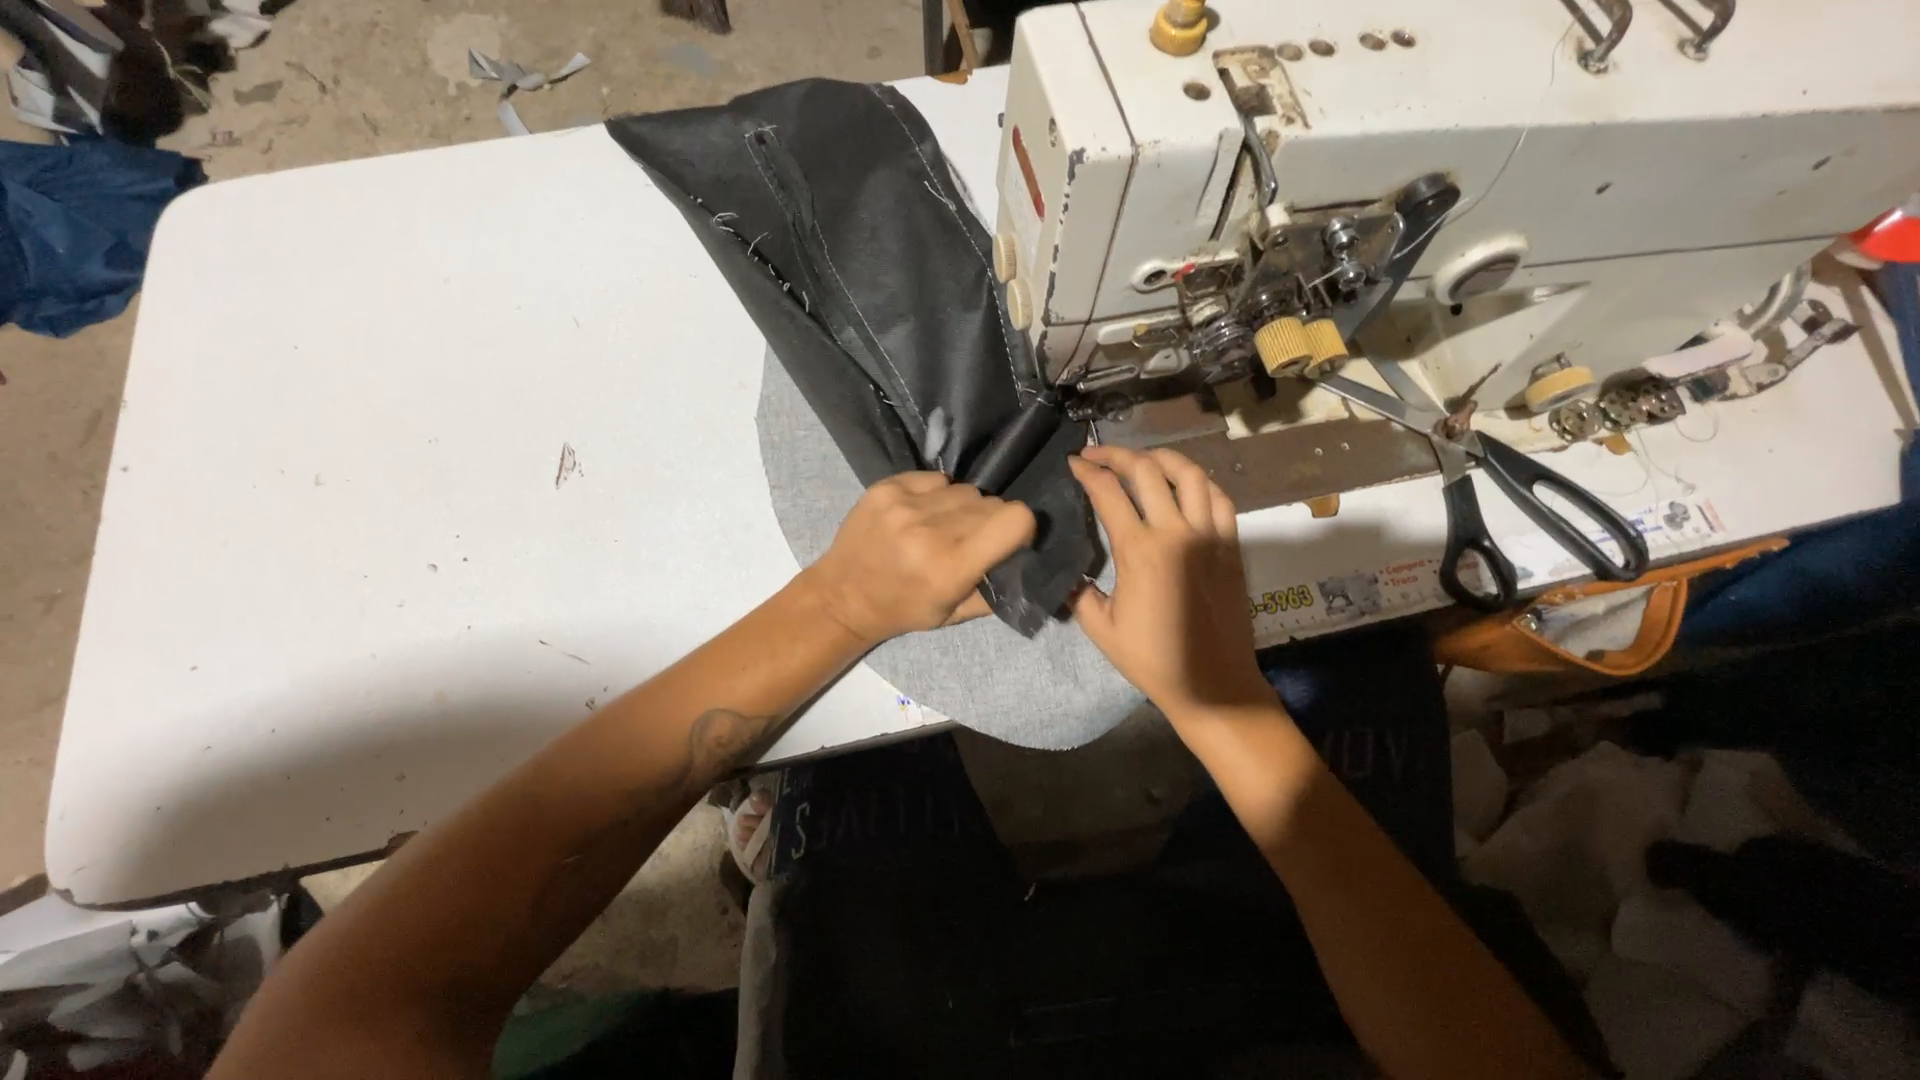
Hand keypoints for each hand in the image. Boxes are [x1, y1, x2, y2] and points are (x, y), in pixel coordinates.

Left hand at [802, 472, 1035, 647]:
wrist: (843, 596)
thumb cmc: (904, 609)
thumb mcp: (956, 614)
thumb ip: (997, 586)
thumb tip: (1027, 556)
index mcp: (951, 567)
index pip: (1015, 519)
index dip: (1021, 527)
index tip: (1010, 539)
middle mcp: (929, 531)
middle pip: (991, 503)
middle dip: (989, 521)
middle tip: (969, 540)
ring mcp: (904, 505)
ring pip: (964, 489)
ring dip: (962, 507)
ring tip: (942, 527)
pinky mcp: (886, 488)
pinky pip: (935, 479)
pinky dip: (936, 494)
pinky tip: (920, 515)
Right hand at [1069, 446, 1271, 717]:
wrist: (1212, 683)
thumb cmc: (1153, 660)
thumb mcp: (1101, 629)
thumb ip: (1079, 593)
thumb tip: (1069, 572)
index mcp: (1139, 551)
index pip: (1108, 493)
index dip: (1088, 471)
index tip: (1074, 462)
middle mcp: (1176, 533)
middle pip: (1147, 471)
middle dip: (1117, 454)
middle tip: (1098, 454)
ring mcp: (1210, 536)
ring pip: (1190, 475)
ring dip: (1162, 458)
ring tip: (1142, 460)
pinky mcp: (1232, 546)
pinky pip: (1220, 498)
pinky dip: (1200, 482)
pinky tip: (1185, 485)